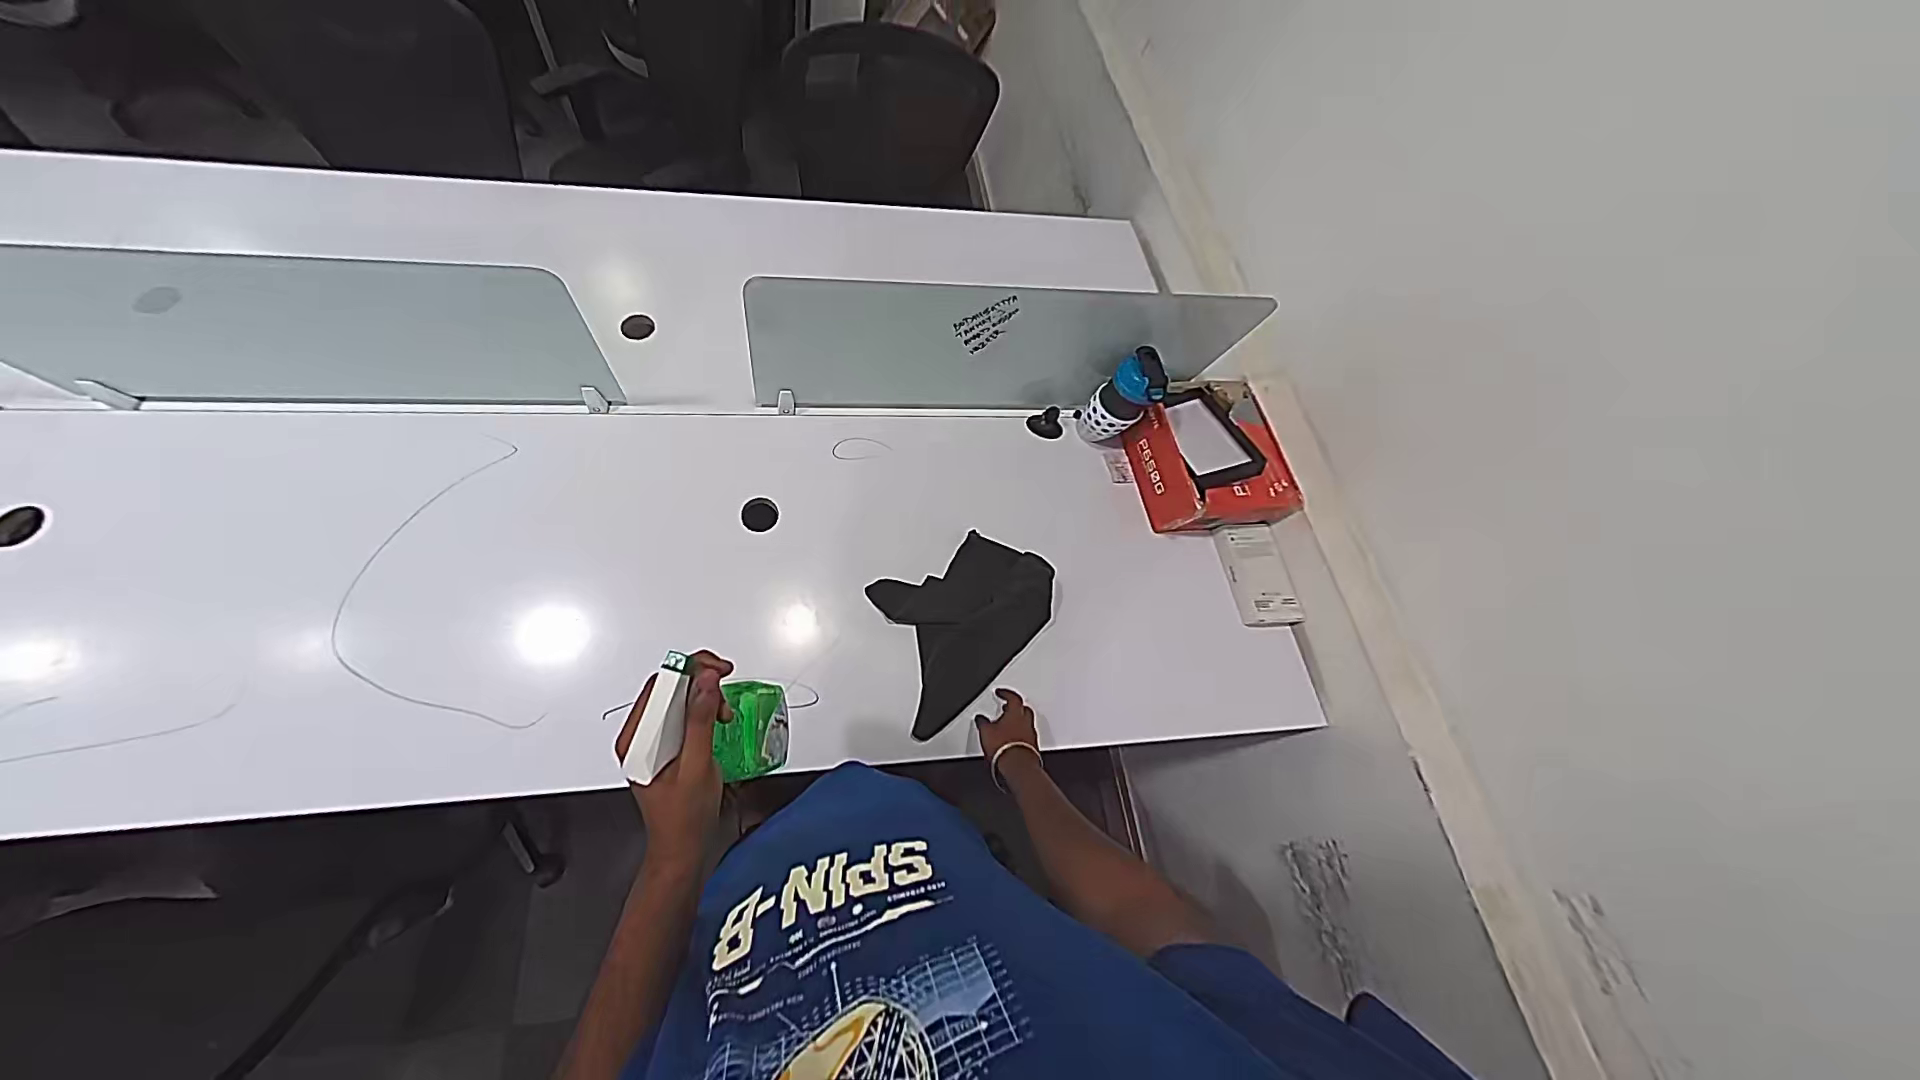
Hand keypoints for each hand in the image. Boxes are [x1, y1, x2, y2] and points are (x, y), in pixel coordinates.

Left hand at [616, 650, 733, 864]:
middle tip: (726, 682)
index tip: (718, 668)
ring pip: (678, 697)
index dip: (690, 668)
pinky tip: (718, 720)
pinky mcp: (666, 743)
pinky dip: (705, 708)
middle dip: (702, 680)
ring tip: (724, 714)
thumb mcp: (697, 766)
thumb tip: (705, 682)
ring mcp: (652, 739)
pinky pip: (683, 712)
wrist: (682, 846)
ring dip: (706, 696)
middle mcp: (640, 736)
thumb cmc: (685, 816)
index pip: (659, 685)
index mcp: (636, 740)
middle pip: (668, 687)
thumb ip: (700, 721)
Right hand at [974, 688, 1041, 784]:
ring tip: (1007, 723)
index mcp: (1015, 713)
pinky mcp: (1032, 746)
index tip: (1000, 692)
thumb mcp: (986, 731)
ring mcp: (1030, 734)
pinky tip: (1011, 738)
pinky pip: (1026, 734)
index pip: (1013, 697)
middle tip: (1006, 705)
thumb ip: (982, 722)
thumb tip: (980, 718)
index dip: (1006, 693)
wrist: (1017, 766)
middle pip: (1022, 708)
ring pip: (1026, 721)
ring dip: (1017, 720)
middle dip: (1014, 706)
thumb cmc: (1004, 748)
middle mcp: (1026, 722)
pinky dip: (1019, 733)